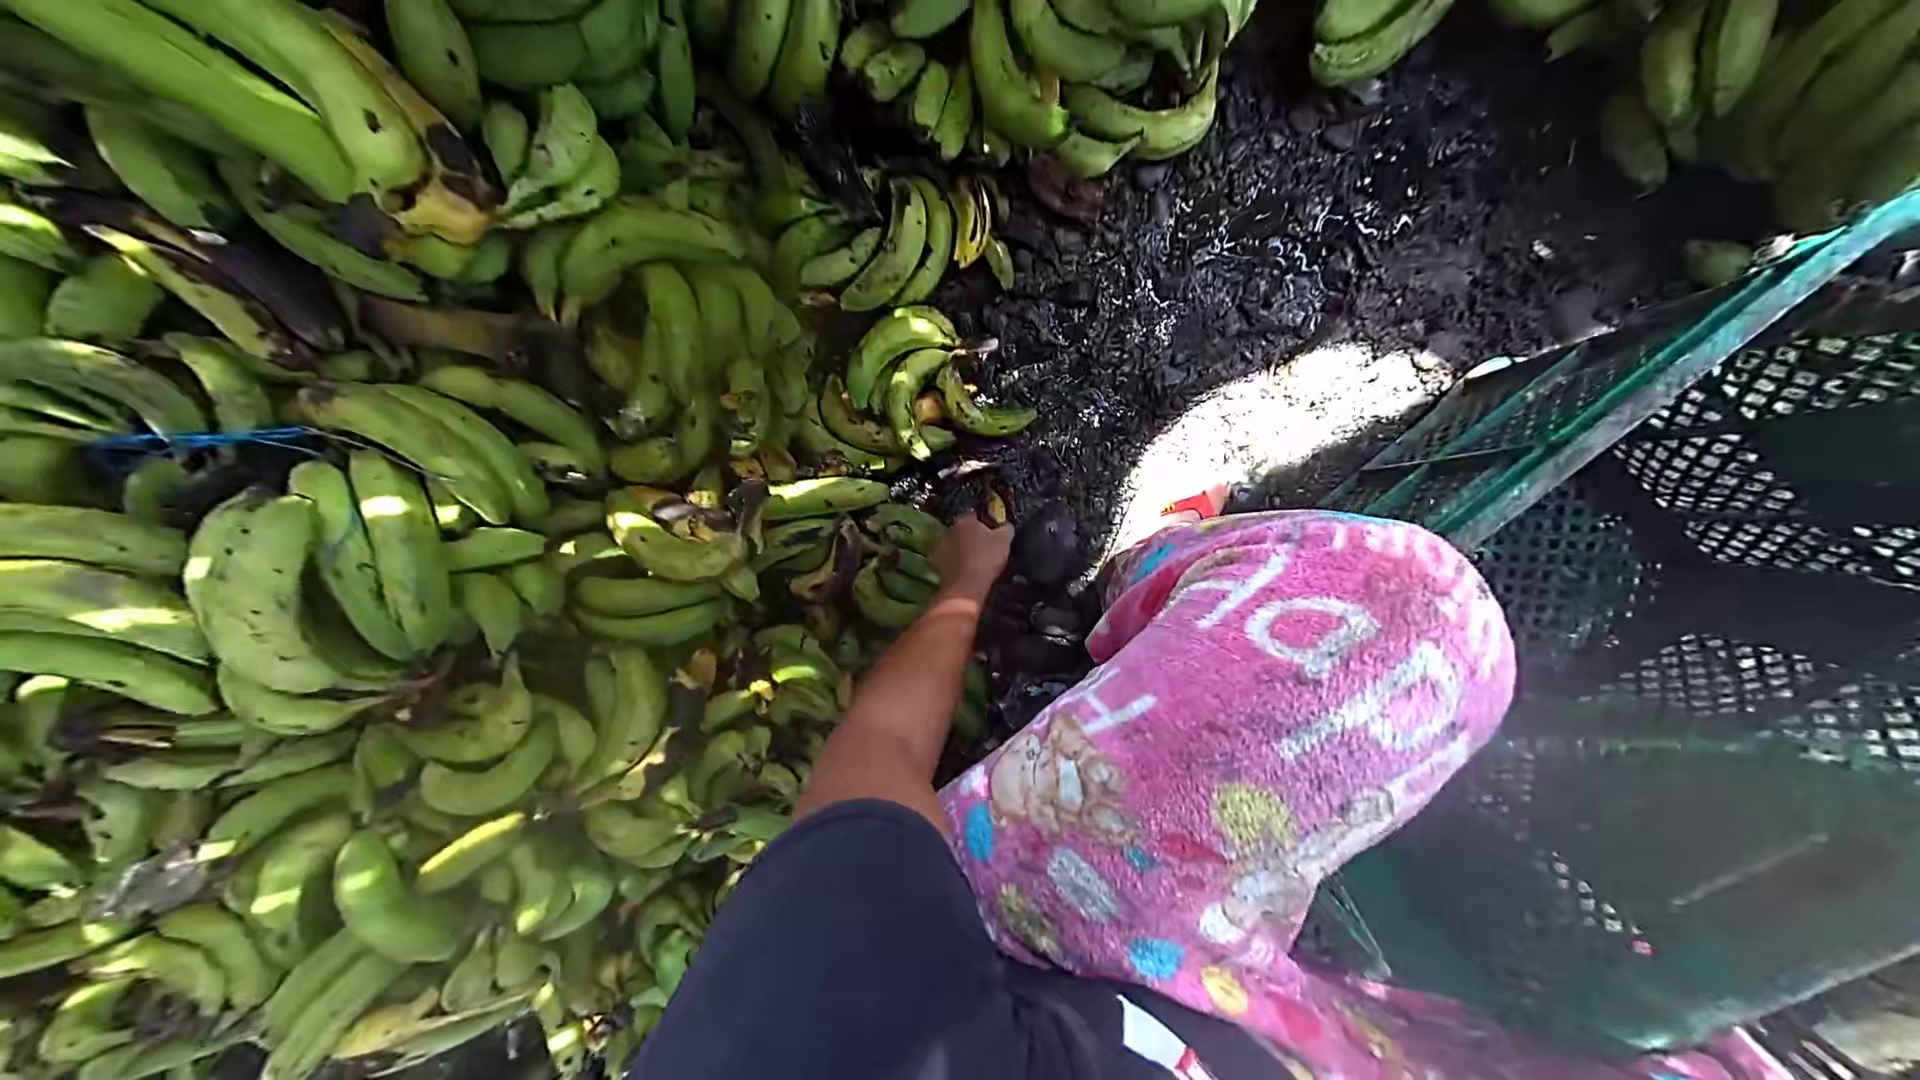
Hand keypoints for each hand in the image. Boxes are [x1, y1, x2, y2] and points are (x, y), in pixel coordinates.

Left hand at [933, 516, 1012, 598]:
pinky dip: (954, 561)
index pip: (976, 516)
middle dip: (971, 536)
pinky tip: (963, 569)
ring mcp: (940, 545)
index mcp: (965, 520)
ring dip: (961, 548)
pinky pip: (948, 558)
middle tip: (984, 547)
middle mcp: (949, 529)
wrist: (966, 586)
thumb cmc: (987, 559)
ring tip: (973, 560)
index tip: (993, 534)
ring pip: (954, 543)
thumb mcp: (1005, 540)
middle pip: (963, 529)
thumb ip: (1006, 528)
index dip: (986, 524)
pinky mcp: (935, 562)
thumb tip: (1005, 525)